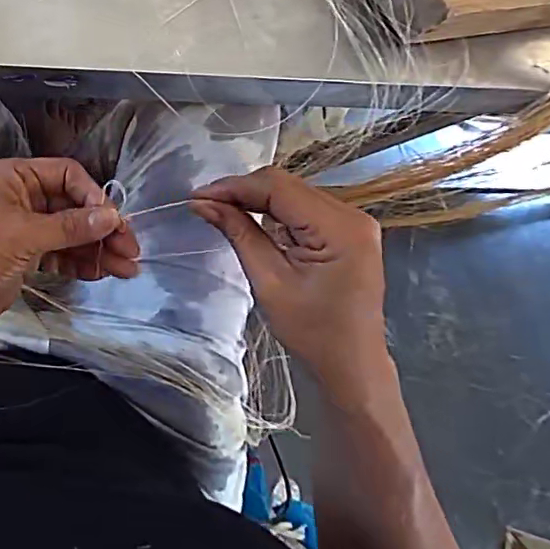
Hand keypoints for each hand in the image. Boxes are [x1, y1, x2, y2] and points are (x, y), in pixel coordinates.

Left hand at [0, 158, 138, 334]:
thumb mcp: (23, 235)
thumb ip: (69, 226)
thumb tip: (111, 217)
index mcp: (14, 176)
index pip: (65, 174)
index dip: (93, 195)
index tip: (115, 222)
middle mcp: (21, 195)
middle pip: (72, 204)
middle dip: (101, 227)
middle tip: (131, 251)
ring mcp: (23, 225)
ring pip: (69, 230)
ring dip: (96, 247)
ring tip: (127, 269)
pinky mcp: (25, 252)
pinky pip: (60, 250)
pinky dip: (79, 260)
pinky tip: (101, 273)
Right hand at [188, 167, 389, 392]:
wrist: (352, 364)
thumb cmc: (312, 330)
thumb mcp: (268, 279)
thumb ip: (238, 232)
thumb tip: (202, 202)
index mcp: (341, 229)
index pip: (277, 188)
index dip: (233, 187)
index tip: (196, 197)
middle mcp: (352, 217)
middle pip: (284, 184)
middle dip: (240, 190)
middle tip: (204, 203)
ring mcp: (352, 222)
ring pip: (289, 190)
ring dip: (252, 196)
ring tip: (219, 208)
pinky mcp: (345, 230)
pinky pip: (299, 204)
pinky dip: (269, 206)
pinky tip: (246, 216)